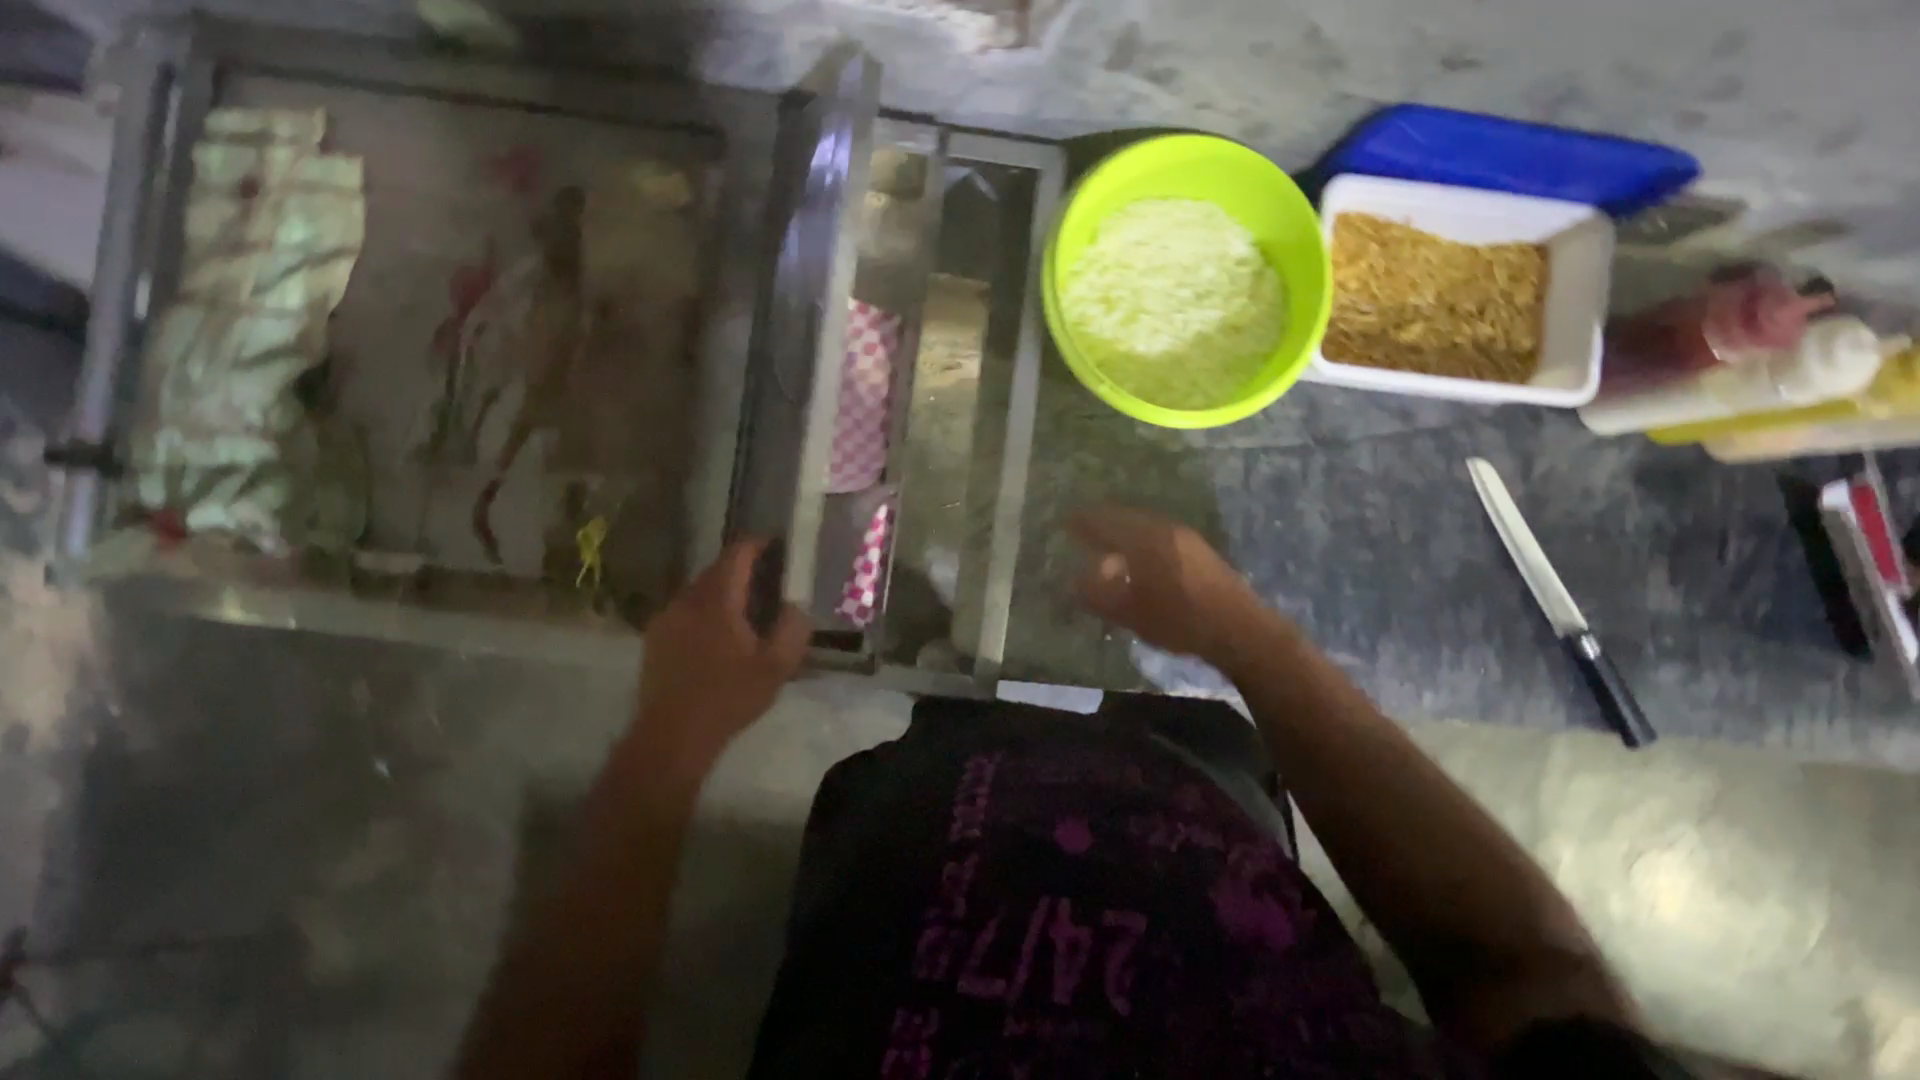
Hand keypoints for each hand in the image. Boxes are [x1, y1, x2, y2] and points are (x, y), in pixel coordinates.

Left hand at [632, 538, 810, 772]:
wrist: (672, 734)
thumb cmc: (728, 698)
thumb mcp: (776, 667)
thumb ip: (792, 630)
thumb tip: (797, 606)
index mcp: (717, 600)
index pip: (737, 554)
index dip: (758, 544)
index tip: (777, 545)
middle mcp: (687, 600)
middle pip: (716, 569)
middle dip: (742, 568)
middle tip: (768, 581)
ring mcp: (666, 618)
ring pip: (698, 590)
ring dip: (721, 591)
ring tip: (744, 610)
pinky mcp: (654, 638)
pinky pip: (684, 610)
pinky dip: (703, 611)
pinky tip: (716, 636)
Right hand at [1069, 505, 1266, 664]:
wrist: (1240, 630)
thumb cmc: (1180, 620)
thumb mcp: (1130, 613)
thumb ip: (1098, 595)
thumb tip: (1073, 581)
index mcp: (1145, 538)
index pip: (1105, 521)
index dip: (1082, 521)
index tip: (1064, 521)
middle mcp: (1165, 529)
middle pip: (1126, 519)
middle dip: (1102, 524)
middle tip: (1082, 532)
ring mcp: (1186, 538)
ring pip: (1145, 527)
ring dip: (1123, 533)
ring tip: (1107, 548)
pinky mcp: (1199, 552)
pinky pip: (1159, 536)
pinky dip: (1141, 542)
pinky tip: (1138, 561)